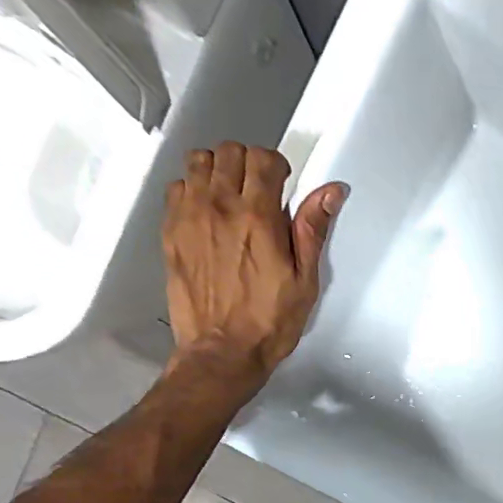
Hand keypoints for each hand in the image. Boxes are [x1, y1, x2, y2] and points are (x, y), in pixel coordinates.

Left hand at [162, 141, 347, 375]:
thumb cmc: (270, 321)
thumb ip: (313, 229)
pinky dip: (195, 189)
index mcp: (258, 218)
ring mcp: (190, 217)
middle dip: (249, 164)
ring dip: (220, 170)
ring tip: (233, 197)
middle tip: (260, 190)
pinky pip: (178, 187)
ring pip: (200, 161)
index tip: (283, 185)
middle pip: (229, 151)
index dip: (277, 166)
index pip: (263, 159)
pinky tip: (210, 213)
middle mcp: (220, 208)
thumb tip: (331, 191)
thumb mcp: (305, 280)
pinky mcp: (171, 231)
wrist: (222, 351)